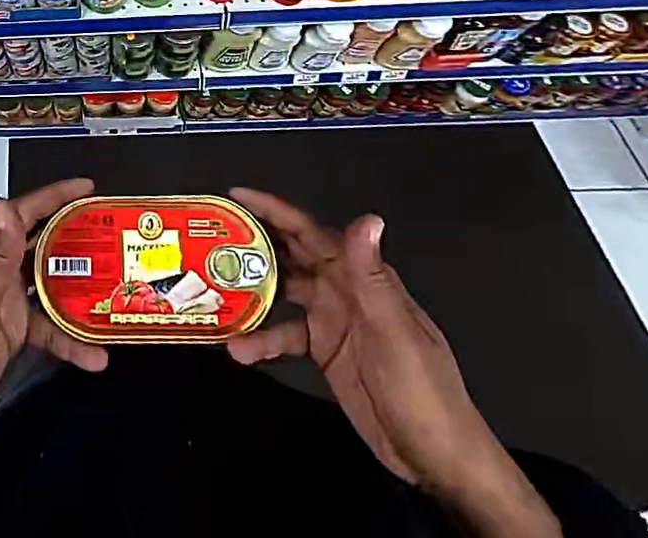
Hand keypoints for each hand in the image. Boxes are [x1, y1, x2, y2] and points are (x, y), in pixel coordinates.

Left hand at [0, 177, 106, 473]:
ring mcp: (4, 302)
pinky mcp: (12, 332)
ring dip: (80, 288)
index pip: (21, 215)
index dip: (55, 197)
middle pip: (42, 245)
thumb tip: (7, 208)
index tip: (87, 189)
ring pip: (51, 284)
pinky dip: (71, 339)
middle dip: (77, 237)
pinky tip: (93, 352)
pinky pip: (50, 328)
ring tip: (114, 286)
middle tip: (112, 233)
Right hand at [226, 189, 558, 537]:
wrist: (434, 453)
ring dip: (253, 292)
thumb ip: (373, 277)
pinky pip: (286, 335)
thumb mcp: (394, 331)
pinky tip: (240, 350)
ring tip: (216, 294)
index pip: (311, 231)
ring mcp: (333, 318)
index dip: (275, 209)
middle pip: (293, 253)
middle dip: (256, 242)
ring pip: (284, 292)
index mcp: (360, 275)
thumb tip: (368, 219)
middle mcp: (343, 288)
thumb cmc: (421, 388)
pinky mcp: (325, 349)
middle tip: (214, 238)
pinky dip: (263, 340)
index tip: (239, 195)